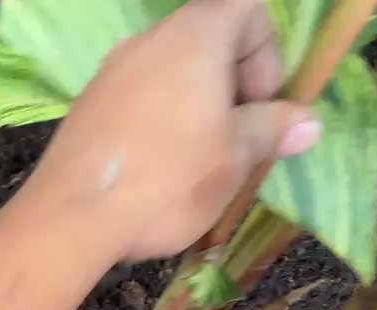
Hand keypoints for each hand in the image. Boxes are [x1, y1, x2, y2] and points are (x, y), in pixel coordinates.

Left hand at [12, 0, 319, 263]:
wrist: (69, 221)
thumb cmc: (166, 181)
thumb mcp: (233, 159)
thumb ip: (271, 131)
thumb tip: (308, 123)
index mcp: (194, 33)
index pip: (248, 10)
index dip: (267, 55)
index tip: (263, 108)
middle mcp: (145, 42)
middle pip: (203, 47)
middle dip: (228, 90)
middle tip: (232, 144)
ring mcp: (106, 78)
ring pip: (164, 82)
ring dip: (189, 115)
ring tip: (192, 168)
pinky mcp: (80, 115)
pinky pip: (130, 110)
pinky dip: (150, 131)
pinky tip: (149, 178)